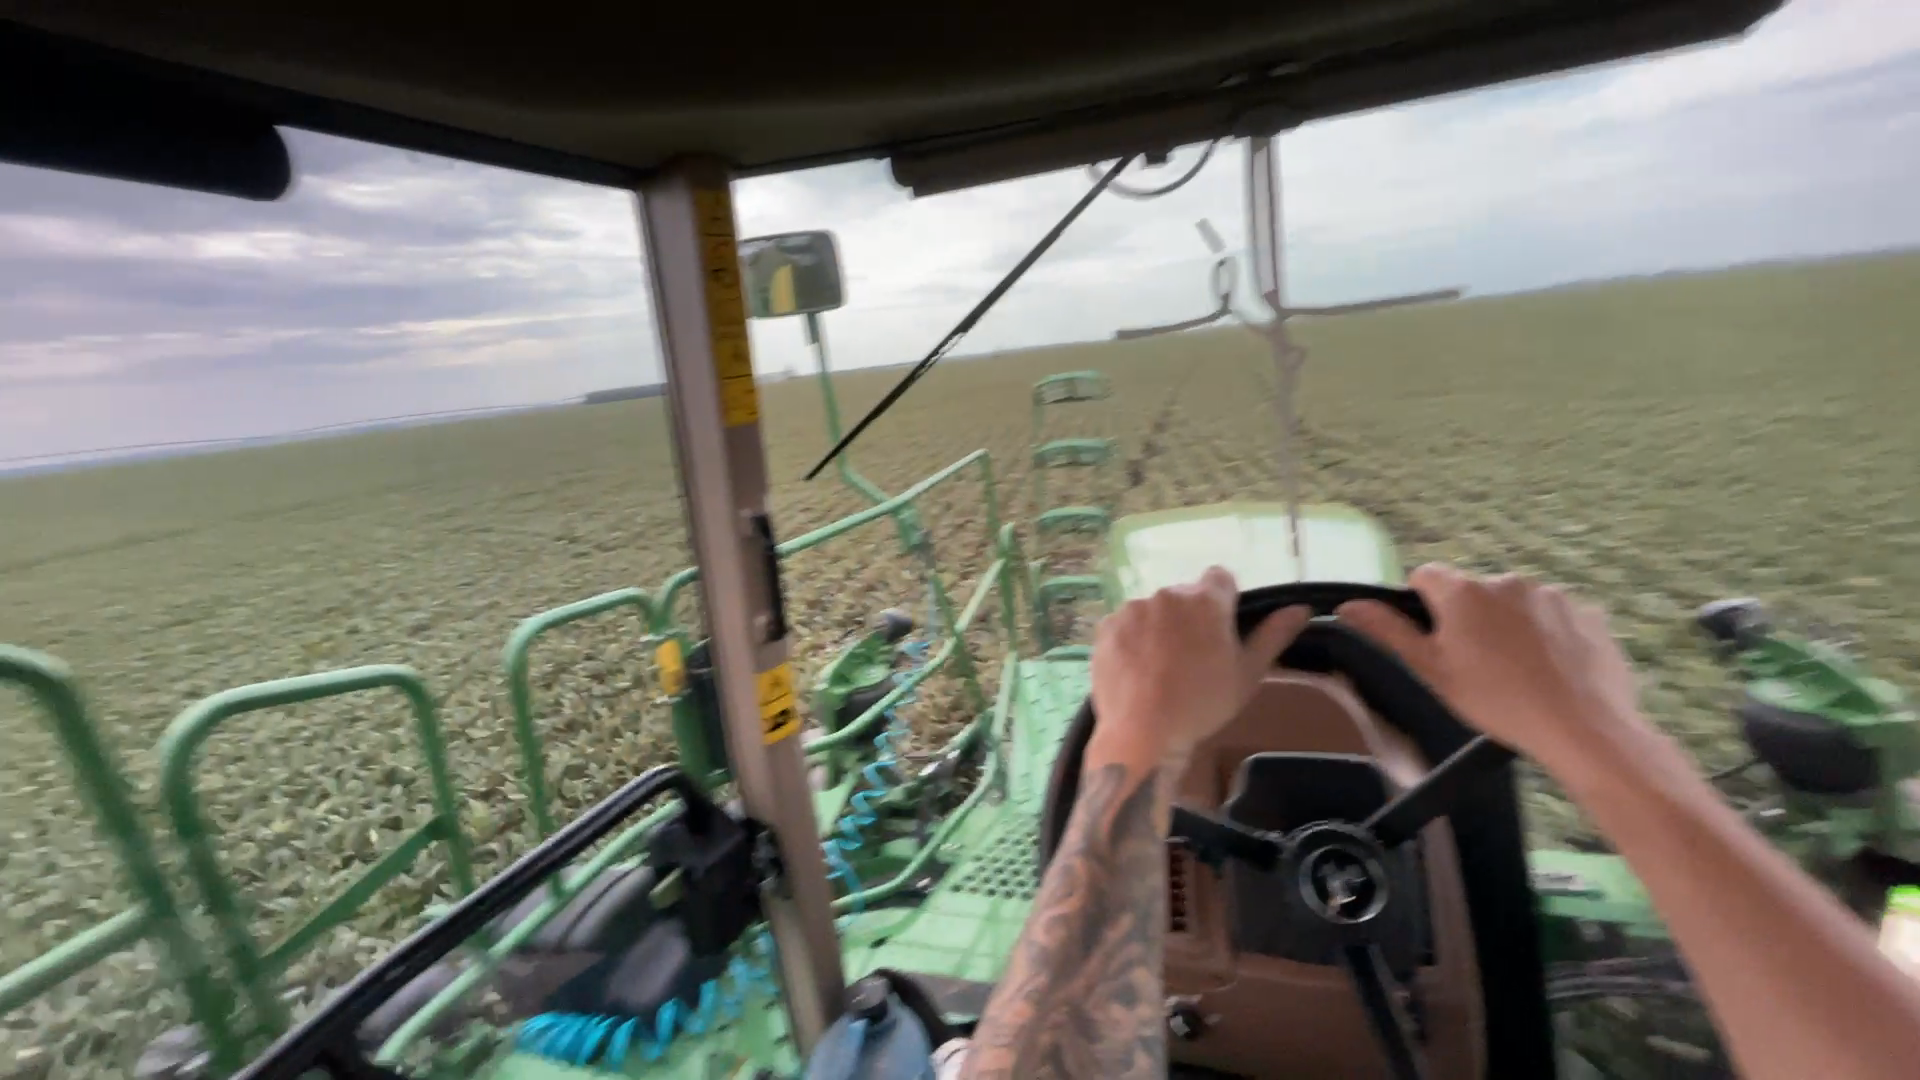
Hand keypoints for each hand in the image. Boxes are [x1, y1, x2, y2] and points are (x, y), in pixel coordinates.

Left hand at [1089, 566, 1309, 764]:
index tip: (1221, 630)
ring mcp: (1132, 608)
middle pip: (1184, 596)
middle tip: (1192, 658)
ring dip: (1159, 627)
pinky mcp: (1106, 626)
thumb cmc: (1203, 704)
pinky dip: (1132, 640)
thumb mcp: (1247, 673)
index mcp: (1205, 601)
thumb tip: (1300, 608)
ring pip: (1153, 610)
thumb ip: (1273, 635)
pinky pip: (1125, 624)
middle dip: (1190, 617)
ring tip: (1161, 668)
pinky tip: (1137, 670)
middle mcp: (1166, 594)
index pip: (1220, 578)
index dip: (1224, 601)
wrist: (1143, 732)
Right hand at [1336, 563, 1646, 770]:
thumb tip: (1347, 605)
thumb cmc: (1495, 700)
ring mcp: (1553, 594)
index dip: (1421, 604)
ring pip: (1513, 603)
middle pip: (1471, 591)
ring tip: (1517, 670)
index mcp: (1463, 592)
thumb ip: (1387, 631)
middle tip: (1475, 664)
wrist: (1585, 728)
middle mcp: (1507, 580)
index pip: (1425, 575)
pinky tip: (1551, 668)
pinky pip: (1553, 615)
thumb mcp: (1430, 669)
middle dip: (1468, 617)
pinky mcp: (1589, 612)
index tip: (1434, 640)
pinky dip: (1546, 633)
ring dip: (1507, 624)